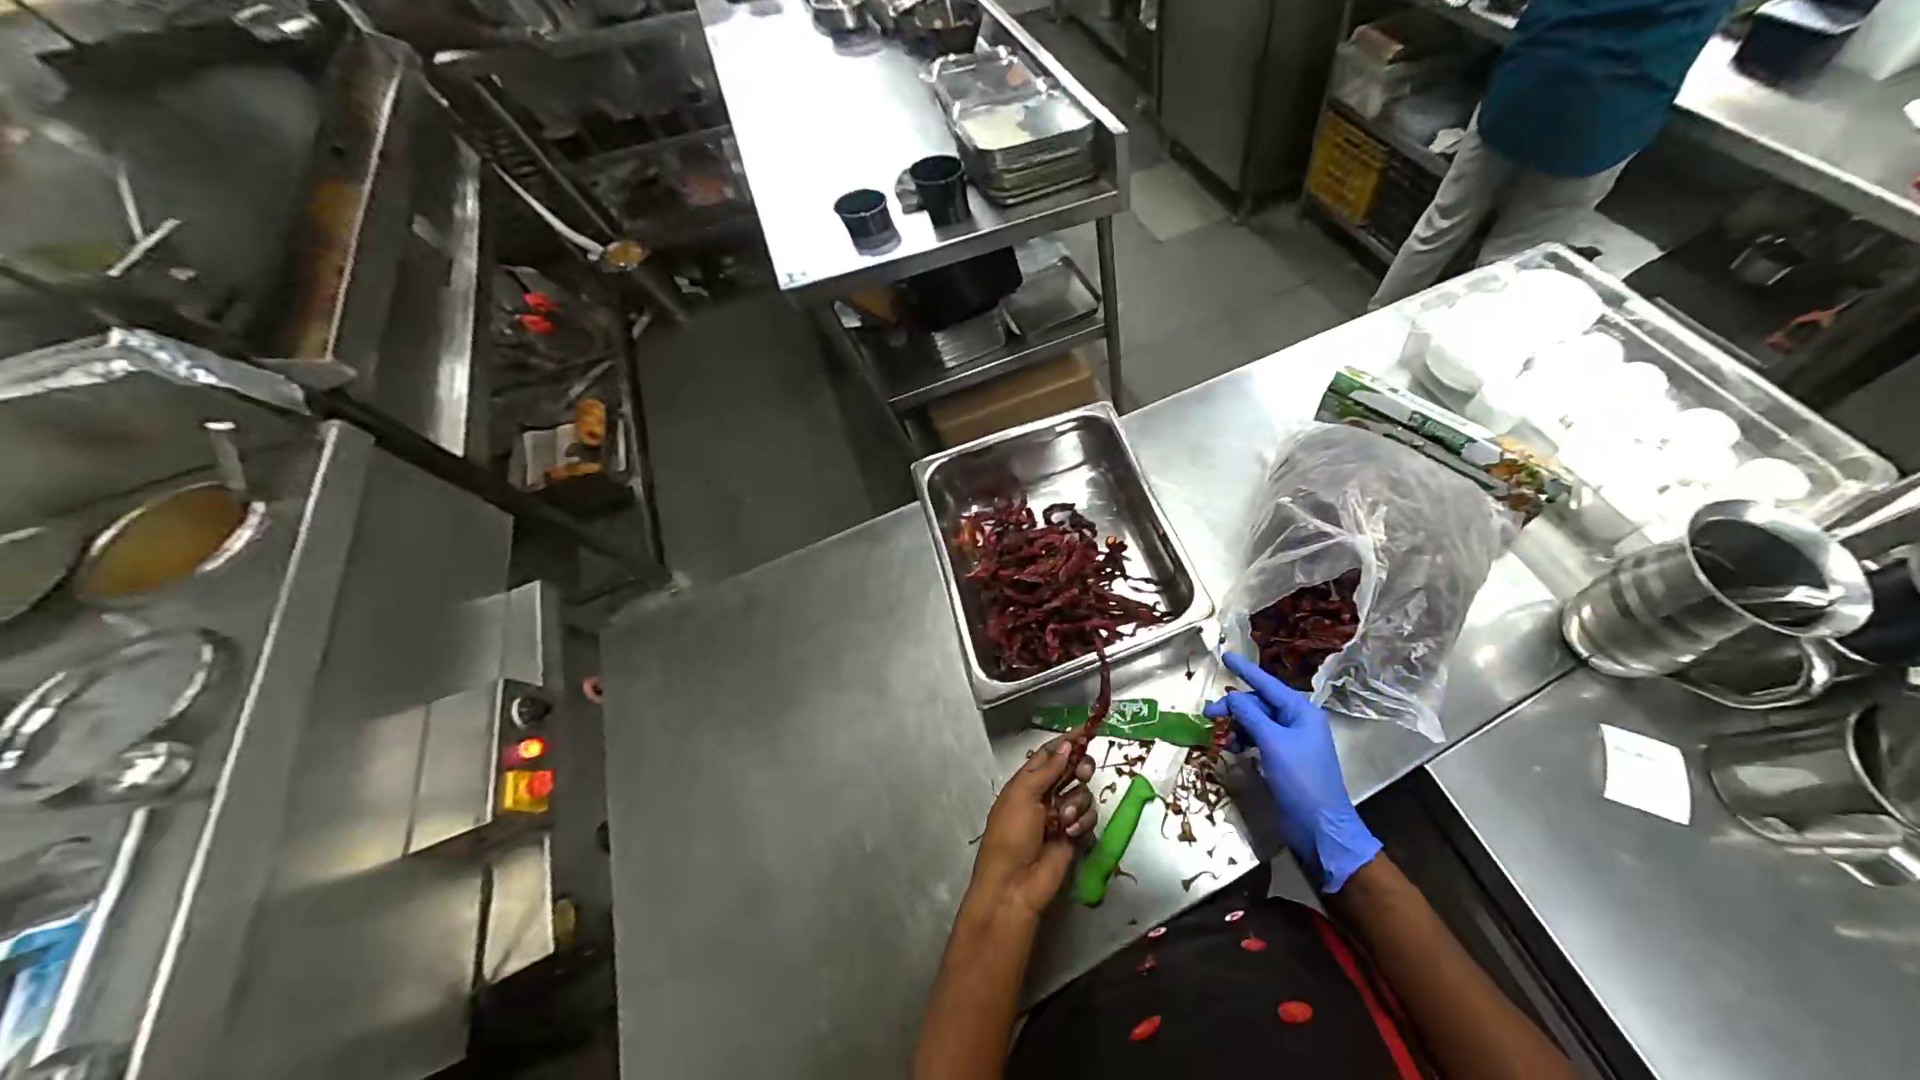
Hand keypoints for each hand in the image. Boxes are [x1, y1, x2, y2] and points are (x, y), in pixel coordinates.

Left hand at [967, 736, 1095, 919]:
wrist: (1015, 884)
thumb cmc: (1010, 835)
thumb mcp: (1022, 795)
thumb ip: (1047, 769)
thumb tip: (1066, 746)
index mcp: (1026, 781)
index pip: (1050, 754)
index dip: (1067, 741)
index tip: (1087, 729)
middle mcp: (1045, 795)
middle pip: (1072, 770)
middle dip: (1080, 768)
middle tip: (1082, 773)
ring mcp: (1061, 815)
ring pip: (1083, 794)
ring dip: (1076, 804)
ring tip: (1062, 821)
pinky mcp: (1075, 836)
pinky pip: (1089, 818)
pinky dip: (1082, 823)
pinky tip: (1070, 834)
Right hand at [1203, 651, 1380, 891]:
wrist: (1320, 826)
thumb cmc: (1301, 779)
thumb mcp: (1272, 742)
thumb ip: (1250, 715)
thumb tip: (1232, 698)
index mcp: (1301, 712)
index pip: (1268, 684)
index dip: (1245, 670)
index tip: (1225, 656)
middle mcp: (1297, 722)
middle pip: (1259, 703)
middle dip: (1234, 707)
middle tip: (1208, 715)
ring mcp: (1290, 742)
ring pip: (1256, 722)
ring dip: (1236, 726)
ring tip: (1219, 736)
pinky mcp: (1283, 759)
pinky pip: (1257, 739)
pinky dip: (1242, 740)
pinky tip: (1231, 749)